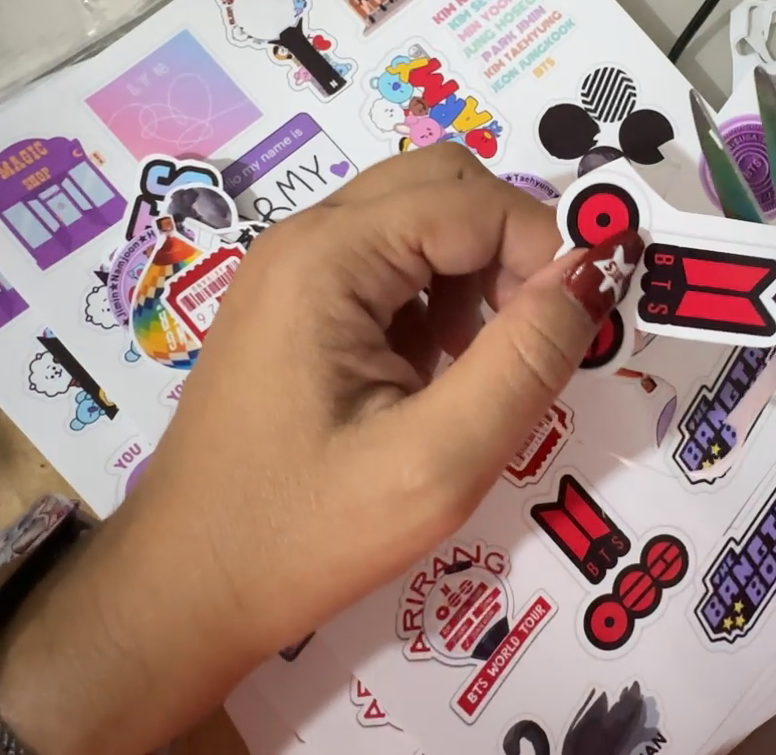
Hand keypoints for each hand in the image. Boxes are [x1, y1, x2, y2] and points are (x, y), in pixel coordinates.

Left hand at [0, 145, 640, 754]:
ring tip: (488, 352)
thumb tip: (590, 273)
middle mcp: (309, 238)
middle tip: (538, 326)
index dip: (545, 246)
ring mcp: (300, 265)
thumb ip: (524, 361)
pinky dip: (444, 287)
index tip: (582, 320)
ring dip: (479, 263)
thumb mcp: (436, 462)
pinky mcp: (304, 298)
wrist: (185, 592)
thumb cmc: (304, 535)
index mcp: (327, 258)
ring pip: (424, 213)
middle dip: (511, 239)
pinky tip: (443, 359)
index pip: (472, 202)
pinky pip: (396, 256)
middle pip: (444, 183)